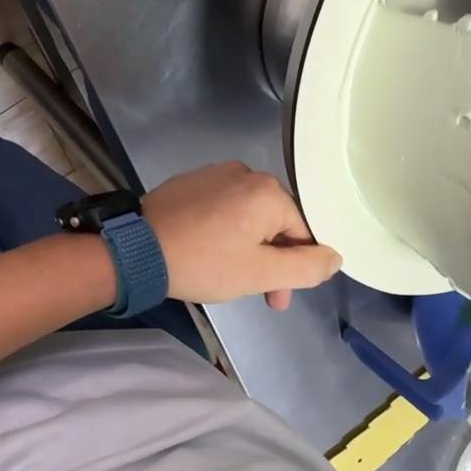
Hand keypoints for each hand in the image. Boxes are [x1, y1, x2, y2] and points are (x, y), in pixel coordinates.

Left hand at [142, 161, 341, 309]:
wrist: (135, 249)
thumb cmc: (202, 262)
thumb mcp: (261, 273)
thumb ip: (306, 267)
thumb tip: (335, 257)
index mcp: (267, 190)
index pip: (302, 231)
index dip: (296, 267)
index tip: (277, 298)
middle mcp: (244, 173)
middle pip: (275, 222)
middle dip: (271, 261)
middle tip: (257, 295)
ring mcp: (213, 174)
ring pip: (248, 216)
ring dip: (248, 248)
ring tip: (228, 276)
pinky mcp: (189, 182)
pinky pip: (222, 208)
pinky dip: (224, 232)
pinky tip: (209, 253)